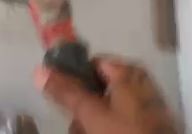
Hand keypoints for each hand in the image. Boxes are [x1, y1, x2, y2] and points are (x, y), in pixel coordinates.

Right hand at [36, 56, 176, 133]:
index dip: (76, 80)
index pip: (92, 64)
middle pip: (100, 89)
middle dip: (83, 109)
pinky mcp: (153, 128)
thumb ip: (66, 91)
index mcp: (129, 71)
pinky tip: (98, 133)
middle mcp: (141, 84)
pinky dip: (110, 128)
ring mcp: (149, 109)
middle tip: (74, 127)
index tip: (66, 101)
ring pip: (110, 110)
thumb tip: (38, 70)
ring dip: (93, 123)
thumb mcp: (91, 112)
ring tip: (82, 132)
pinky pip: (124, 122)